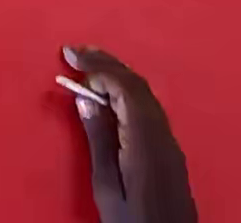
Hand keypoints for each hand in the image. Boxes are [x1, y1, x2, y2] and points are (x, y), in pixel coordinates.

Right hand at [65, 46, 197, 222]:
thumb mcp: (108, 188)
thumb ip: (98, 140)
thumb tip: (84, 98)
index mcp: (145, 140)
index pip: (124, 87)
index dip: (97, 68)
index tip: (69, 59)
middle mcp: (162, 134)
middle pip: (136, 84)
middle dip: (105, 62)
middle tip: (75, 52)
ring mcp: (170, 143)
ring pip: (144, 93)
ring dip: (116, 73)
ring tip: (88, 65)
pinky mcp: (171, 152)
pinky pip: (148, 106)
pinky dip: (126, 89)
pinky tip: (111, 93)